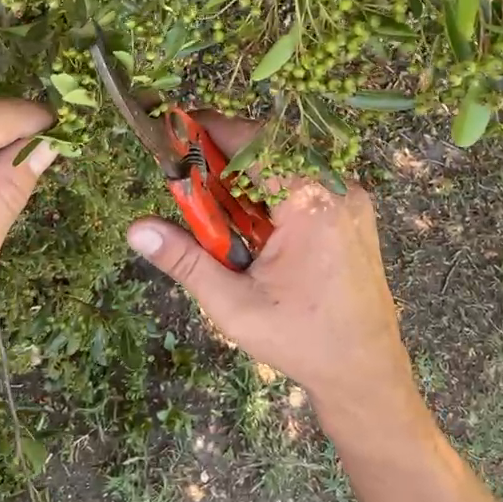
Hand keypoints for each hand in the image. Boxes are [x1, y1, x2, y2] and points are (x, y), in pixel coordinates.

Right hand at [125, 116, 422, 430]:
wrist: (366, 373)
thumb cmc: (300, 340)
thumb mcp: (233, 304)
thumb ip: (185, 260)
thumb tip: (135, 230)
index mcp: (312, 202)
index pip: (257, 142)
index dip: (213, 130)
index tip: (175, 128)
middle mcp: (337, 189)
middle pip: (272, 148)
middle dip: (224, 155)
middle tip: (185, 171)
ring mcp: (349, 200)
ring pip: (287, 164)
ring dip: (246, 174)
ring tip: (212, 200)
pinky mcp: (351, 213)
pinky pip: (303, 183)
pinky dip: (269, 190)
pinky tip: (247, 220)